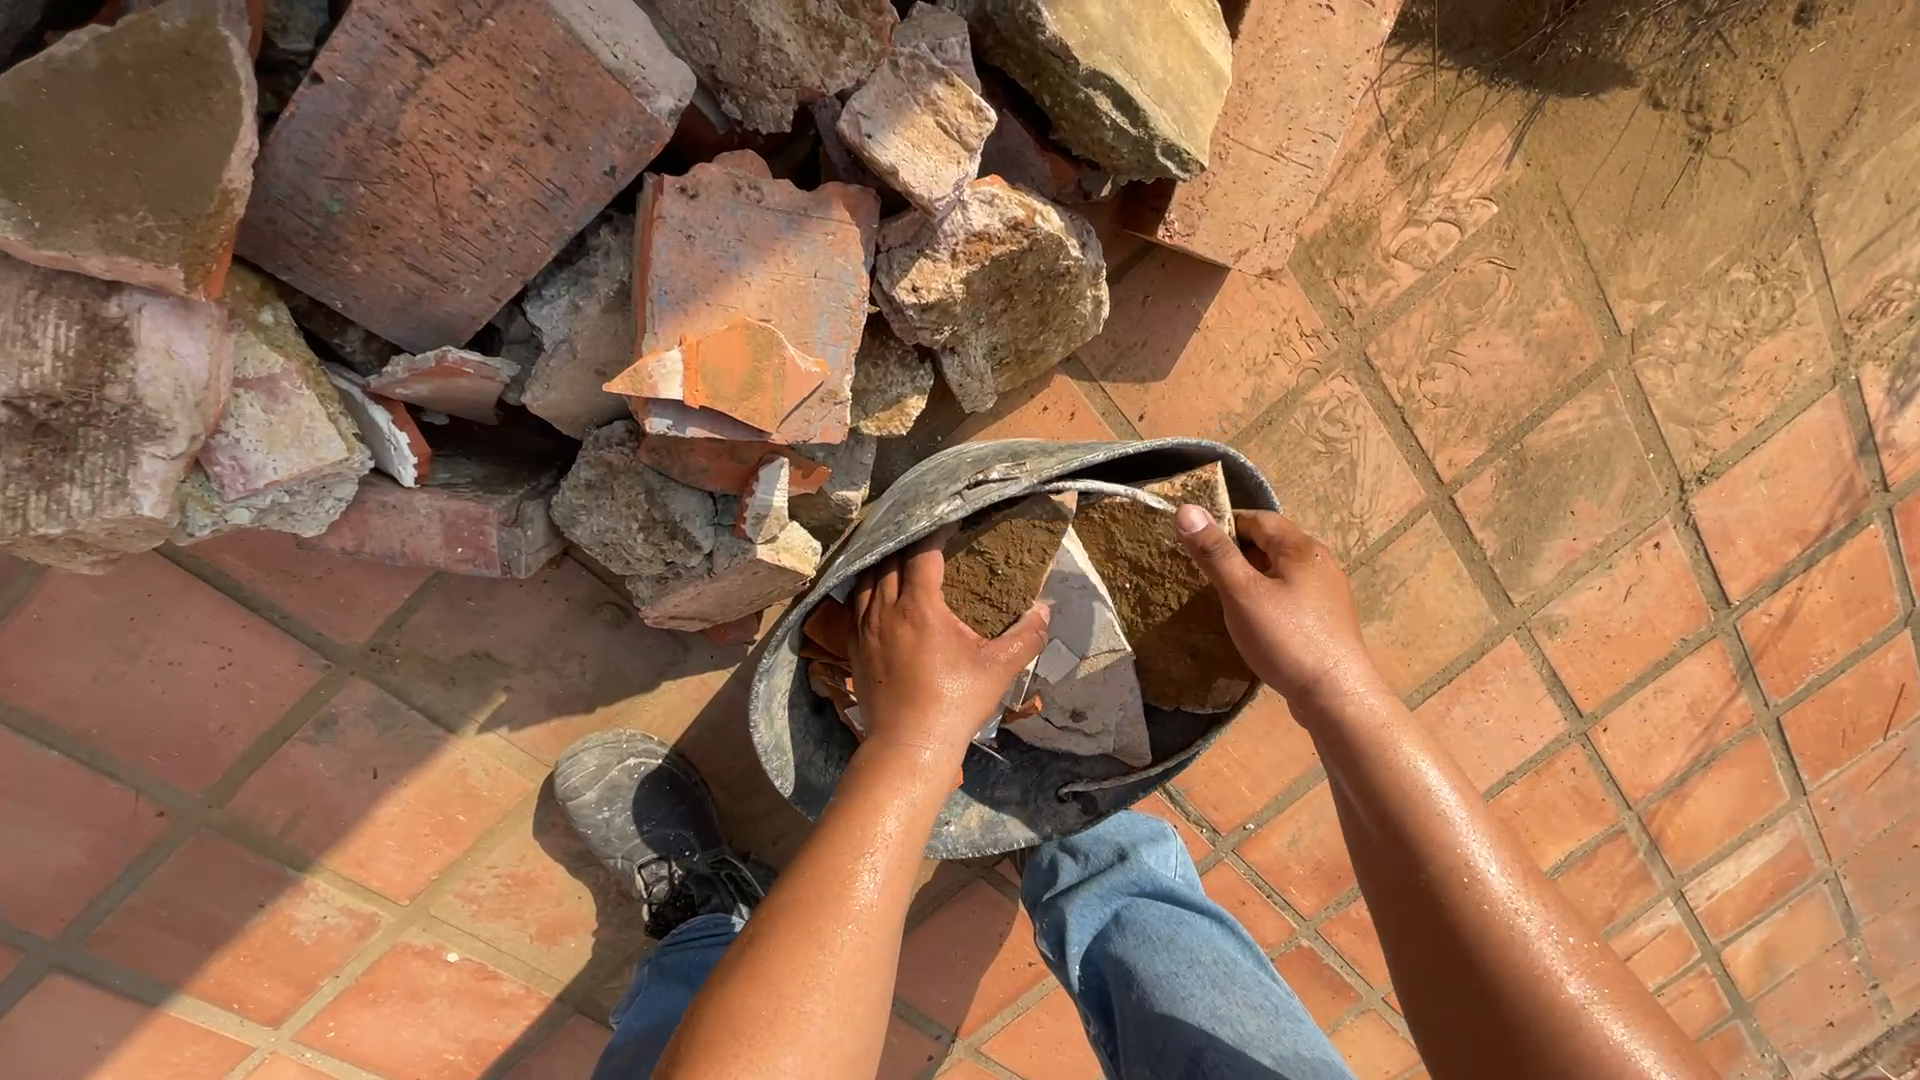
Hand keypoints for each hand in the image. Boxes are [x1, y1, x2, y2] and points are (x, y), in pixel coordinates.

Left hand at [848, 527, 1050, 763]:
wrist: (909, 745)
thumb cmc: (956, 704)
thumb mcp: (999, 669)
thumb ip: (1026, 636)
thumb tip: (1044, 610)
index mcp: (919, 606)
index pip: (922, 553)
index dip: (936, 533)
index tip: (950, 523)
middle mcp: (885, 609)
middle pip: (890, 559)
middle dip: (908, 543)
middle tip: (928, 536)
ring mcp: (863, 628)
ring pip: (866, 579)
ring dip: (884, 563)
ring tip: (900, 557)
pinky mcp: (853, 647)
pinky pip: (853, 605)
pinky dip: (866, 589)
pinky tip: (877, 594)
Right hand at [1175, 506, 1386, 708]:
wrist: (1337, 695)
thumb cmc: (1286, 638)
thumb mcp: (1241, 593)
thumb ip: (1215, 552)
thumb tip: (1187, 509)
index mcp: (1301, 548)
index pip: (1257, 518)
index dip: (1224, 522)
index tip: (1195, 539)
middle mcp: (1319, 561)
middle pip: (1272, 542)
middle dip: (1238, 548)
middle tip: (1204, 567)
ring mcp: (1328, 591)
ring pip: (1282, 569)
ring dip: (1253, 573)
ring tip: (1225, 592)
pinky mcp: (1329, 617)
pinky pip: (1292, 592)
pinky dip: (1269, 593)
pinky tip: (1256, 617)